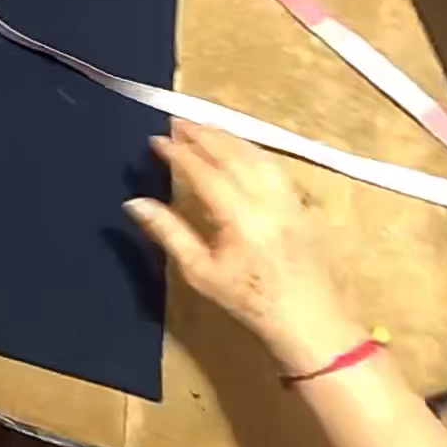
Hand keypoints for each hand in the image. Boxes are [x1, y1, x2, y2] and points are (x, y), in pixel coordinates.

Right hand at [123, 120, 364, 373]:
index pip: (206, 173)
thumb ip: (167, 231)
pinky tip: (240, 151)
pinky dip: (253, 153)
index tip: (155, 139)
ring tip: (206, 128)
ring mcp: (294, 204)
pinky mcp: (305, 210)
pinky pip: (277, 170)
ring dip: (231, 139)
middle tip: (178, 121)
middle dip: (206, 136)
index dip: (179, 153)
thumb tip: (134, 202)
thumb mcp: (198, 270)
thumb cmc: (247, 300)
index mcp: (243, 218)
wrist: (312, 325)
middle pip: (237, 157)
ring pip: (262, 159)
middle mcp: (272, 203)